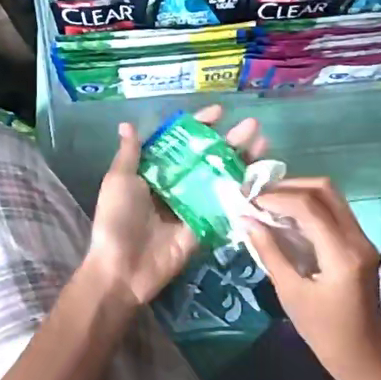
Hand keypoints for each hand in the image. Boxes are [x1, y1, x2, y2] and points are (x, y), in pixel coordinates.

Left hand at [85, 105, 265, 306]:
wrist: (124, 267)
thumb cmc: (117, 219)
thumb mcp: (118, 180)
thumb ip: (129, 153)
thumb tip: (127, 124)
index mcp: (155, 172)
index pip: (181, 142)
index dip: (199, 126)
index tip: (219, 113)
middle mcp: (177, 185)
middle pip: (208, 158)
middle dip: (230, 141)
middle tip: (252, 125)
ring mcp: (194, 205)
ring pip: (222, 178)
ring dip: (243, 160)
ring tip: (263, 142)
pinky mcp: (206, 226)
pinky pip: (227, 205)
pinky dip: (244, 191)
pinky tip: (261, 176)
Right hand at [239, 178, 380, 379]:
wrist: (363, 355)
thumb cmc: (323, 331)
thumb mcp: (290, 292)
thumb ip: (269, 252)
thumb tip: (245, 220)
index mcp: (342, 254)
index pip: (309, 206)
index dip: (276, 197)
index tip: (248, 201)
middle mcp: (357, 239)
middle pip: (325, 190)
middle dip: (288, 186)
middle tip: (257, 195)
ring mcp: (362, 240)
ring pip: (331, 197)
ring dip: (298, 193)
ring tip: (267, 203)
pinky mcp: (359, 244)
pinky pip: (334, 212)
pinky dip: (308, 207)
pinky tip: (284, 218)